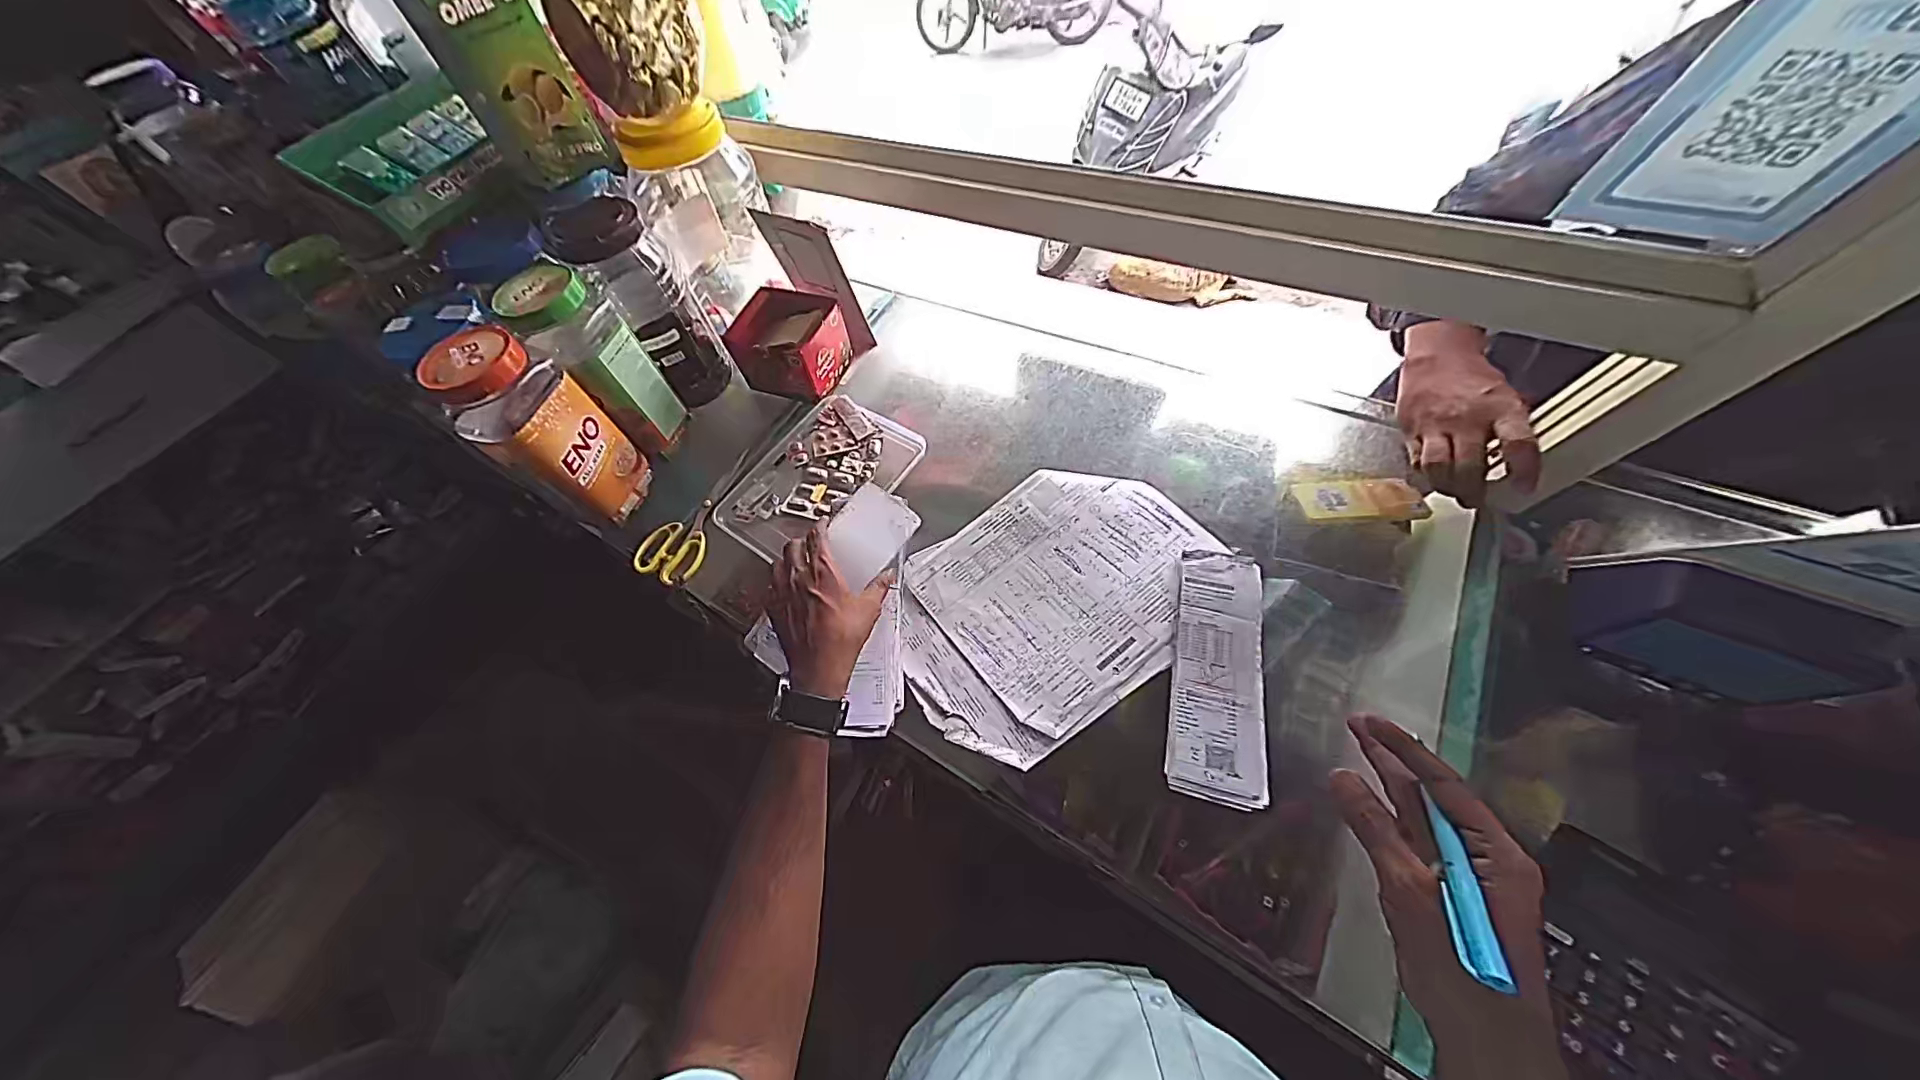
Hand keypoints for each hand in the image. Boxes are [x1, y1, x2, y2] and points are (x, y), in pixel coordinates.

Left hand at [766, 524, 894, 699]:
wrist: (819, 669)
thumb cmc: (840, 642)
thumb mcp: (868, 611)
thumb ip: (878, 588)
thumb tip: (885, 578)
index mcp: (823, 575)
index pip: (817, 538)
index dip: (819, 526)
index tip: (823, 524)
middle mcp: (800, 580)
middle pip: (793, 546)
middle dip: (802, 540)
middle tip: (810, 542)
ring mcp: (784, 594)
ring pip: (778, 563)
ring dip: (787, 558)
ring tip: (796, 560)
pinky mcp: (775, 609)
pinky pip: (770, 585)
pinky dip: (777, 581)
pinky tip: (784, 586)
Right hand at [1331, 715, 1566, 1079]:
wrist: (1486, 1039)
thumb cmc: (1459, 969)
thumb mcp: (1409, 892)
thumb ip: (1376, 830)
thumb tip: (1344, 778)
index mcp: (1496, 853)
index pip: (1444, 784)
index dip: (1404, 749)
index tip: (1370, 722)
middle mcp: (1487, 858)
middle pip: (1434, 796)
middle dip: (1394, 760)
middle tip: (1357, 726)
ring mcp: (1469, 876)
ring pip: (1423, 817)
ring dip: (1389, 785)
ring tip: (1359, 750)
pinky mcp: (1448, 892)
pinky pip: (1415, 842)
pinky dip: (1387, 818)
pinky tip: (1366, 803)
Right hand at [1398, 320, 1540, 507]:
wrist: (1435, 358)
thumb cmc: (1472, 380)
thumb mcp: (1503, 397)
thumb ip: (1509, 429)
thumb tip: (1517, 464)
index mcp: (1499, 408)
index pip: (1518, 444)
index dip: (1523, 470)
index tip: (1524, 489)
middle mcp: (1466, 418)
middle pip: (1468, 465)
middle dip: (1473, 489)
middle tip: (1477, 500)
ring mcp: (1434, 425)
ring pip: (1437, 468)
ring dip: (1446, 486)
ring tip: (1453, 491)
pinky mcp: (1411, 430)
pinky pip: (1416, 461)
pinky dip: (1425, 474)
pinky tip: (1433, 477)